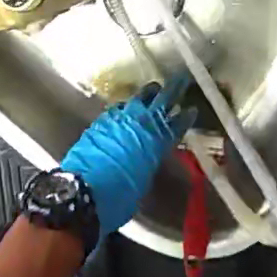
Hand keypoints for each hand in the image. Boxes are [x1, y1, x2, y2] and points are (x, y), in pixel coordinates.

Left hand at [61, 77, 195, 237]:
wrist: (83, 191)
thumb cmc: (118, 197)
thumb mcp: (143, 181)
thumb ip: (149, 162)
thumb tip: (149, 156)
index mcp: (157, 142)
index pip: (177, 124)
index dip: (186, 116)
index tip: (192, 108)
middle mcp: (142, 124)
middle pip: (162, 101)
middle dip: (174, 89)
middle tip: (182, 79)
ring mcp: (121, 118)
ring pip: (140, 97)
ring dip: (149, 93)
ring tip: (155, 88)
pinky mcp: (102, 120)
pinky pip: (120, 107)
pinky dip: (127, 106)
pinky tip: (127, 107)